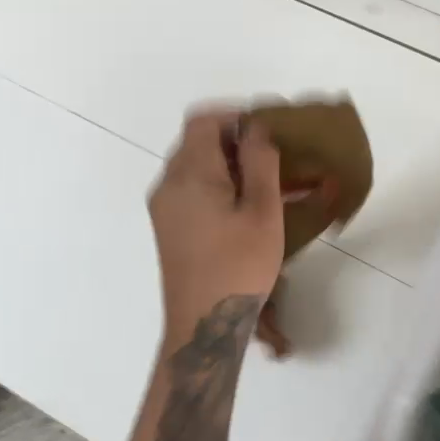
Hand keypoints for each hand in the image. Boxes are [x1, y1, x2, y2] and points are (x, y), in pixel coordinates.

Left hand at [148, 109, 283, 331]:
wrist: (203, 325)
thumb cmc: (239, 265)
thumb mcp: (262, 211)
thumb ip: (260, 162)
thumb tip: (257, 129)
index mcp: (189, 174)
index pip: (203, 121)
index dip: (235, 116)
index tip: (269, 128)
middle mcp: (168, 184)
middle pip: (197, 141)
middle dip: (236, 139)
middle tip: (275, 153)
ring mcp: (164, 207)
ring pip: (195, 165)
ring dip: (230, 163)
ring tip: (269, 180)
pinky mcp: (169, 226)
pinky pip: (192, 188)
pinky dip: (219, 183)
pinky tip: (249, 204)